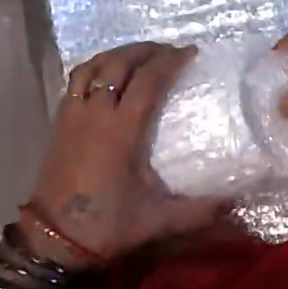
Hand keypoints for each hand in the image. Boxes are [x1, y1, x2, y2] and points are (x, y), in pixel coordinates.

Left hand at [25, 43, 224, 266]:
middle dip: (144, 50)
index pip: (147, 80)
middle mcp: (95, 114)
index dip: (169, 61)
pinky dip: (94, 68)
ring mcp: (72, 116)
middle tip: (168, 50)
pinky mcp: (59, 123)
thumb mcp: (158, 221)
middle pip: (118, 64)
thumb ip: (198, 212)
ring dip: (116, 54)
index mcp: (121, 131)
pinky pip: (75, 80)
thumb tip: (234, 204)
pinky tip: (106, 75)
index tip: (190, 52)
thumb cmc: (106, 225)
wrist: (53, 239)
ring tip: (138, 55)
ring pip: (92, 67)